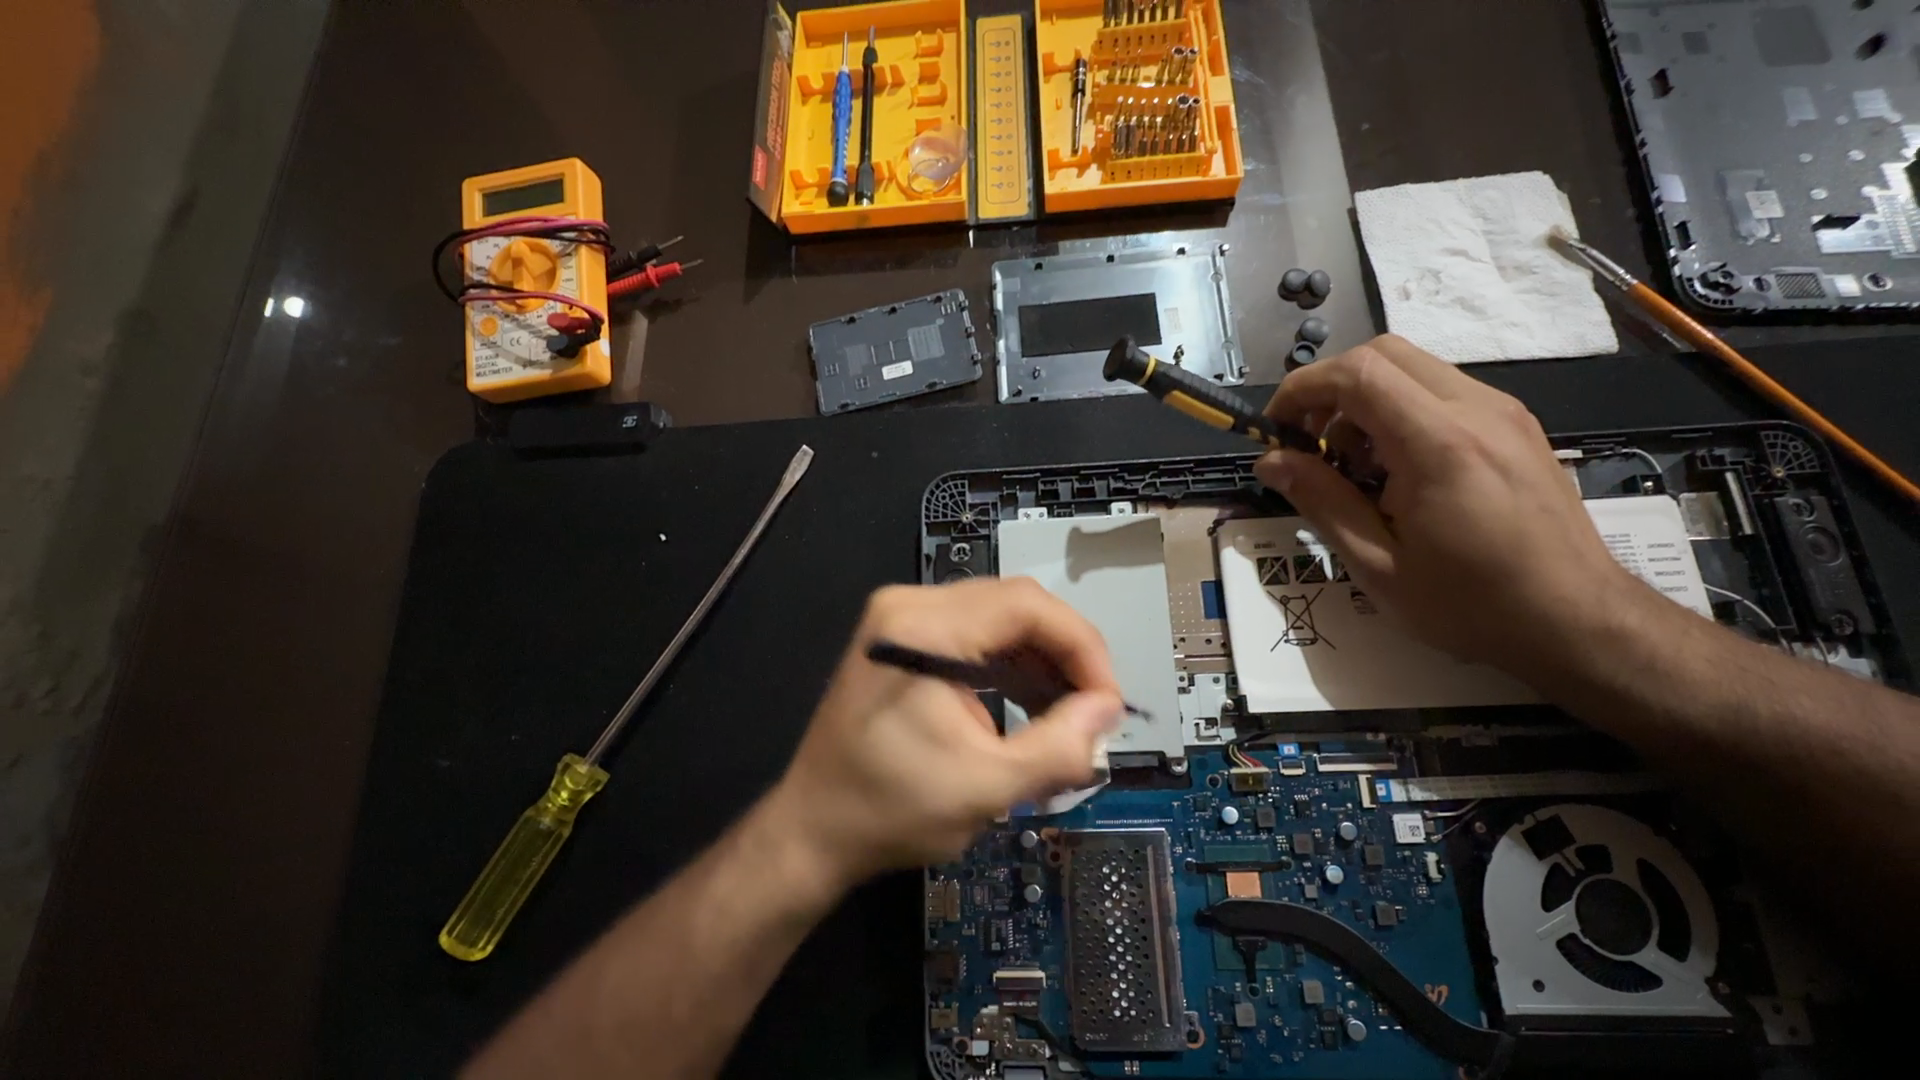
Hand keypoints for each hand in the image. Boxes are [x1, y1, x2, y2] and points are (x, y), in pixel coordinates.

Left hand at [766, 579, 1122, 886]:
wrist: (812, 831)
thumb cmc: (891, 811)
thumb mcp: (987, 788)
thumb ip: (1059, 746)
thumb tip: (1107, 710)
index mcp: (925, 628)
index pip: (1027, 606)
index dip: (1082, 647)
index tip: (1107, 703)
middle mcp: (911, 606)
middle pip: (1016, 607)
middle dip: (1065, 657)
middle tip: (1094, 712)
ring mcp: (902, 621)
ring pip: (999, 622)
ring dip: (1041, 665)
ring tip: (1069, 718)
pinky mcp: (903, 643)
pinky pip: (975, 639)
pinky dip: (1010, 670)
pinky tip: (1033, 710)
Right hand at [1254, 334, 1645, 679]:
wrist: (1577, 621)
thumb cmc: (1471, 604)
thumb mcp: (1377, 565)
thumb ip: (1321, 501)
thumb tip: (1271, 461)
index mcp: (1439, 444)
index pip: (1357, 373)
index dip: (1302, 390)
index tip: (1276, 431)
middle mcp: (1476, 409)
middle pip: (1384, 353)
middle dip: (1330, 387)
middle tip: (1310, 443)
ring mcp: (1503, 412)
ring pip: (1414, 368)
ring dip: (1366, 400)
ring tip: (1353, 465)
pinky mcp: (1515, 425)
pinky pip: (1443, 391)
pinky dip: (1401, 410)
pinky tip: (1396, 469)